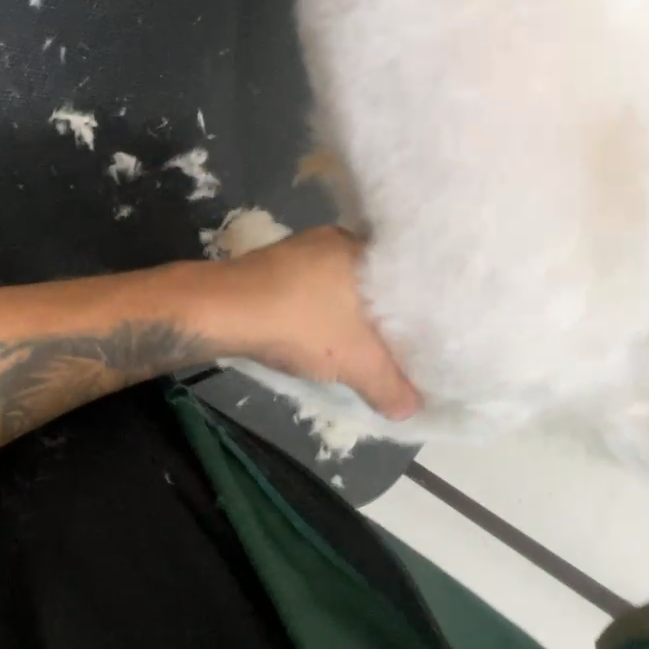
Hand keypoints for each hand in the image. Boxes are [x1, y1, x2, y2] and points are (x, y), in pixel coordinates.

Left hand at [197, 227, 419, 418]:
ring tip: (365, 344)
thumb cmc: (298, 323)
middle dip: (383, 313)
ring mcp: (296, 252)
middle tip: (400, 343)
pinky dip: (320, 315)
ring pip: (338, 287)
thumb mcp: (357, 362)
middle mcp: (330, 240)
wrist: (219, 310)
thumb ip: (391, 386)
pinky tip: (322, 337)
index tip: (429, 329)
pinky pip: (309, 292)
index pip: (405, 272)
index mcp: (359, 246)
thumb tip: (411, 408)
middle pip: (371, 280)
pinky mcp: (269, 270)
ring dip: (347, 315)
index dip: (420, 303)